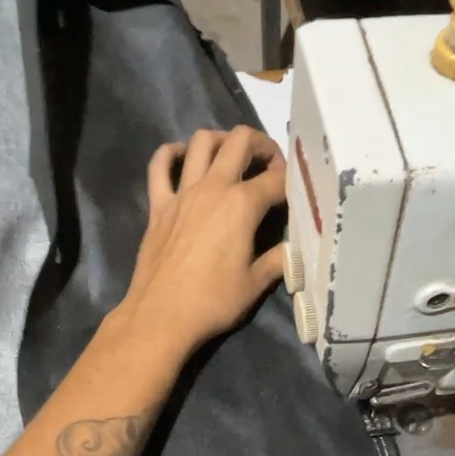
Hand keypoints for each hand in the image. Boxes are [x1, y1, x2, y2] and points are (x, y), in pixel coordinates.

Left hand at [114, 126, 286, 358]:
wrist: (162, 315)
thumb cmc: (213, 302)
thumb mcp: (256, 284)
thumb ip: (279, 260)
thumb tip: (294, 250)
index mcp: (242, 205)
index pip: (276, 180)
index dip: (292, 183)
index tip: (296, 195)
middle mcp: (213, 187)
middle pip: (240, 142)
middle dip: (262, 145)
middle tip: (270, 164)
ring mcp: (182, 192)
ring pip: (202, 141)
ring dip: (222, 140)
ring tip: (232, 156)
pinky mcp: (158, 204)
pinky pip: (161, 164)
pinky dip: (173, 153)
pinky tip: (185, 158)